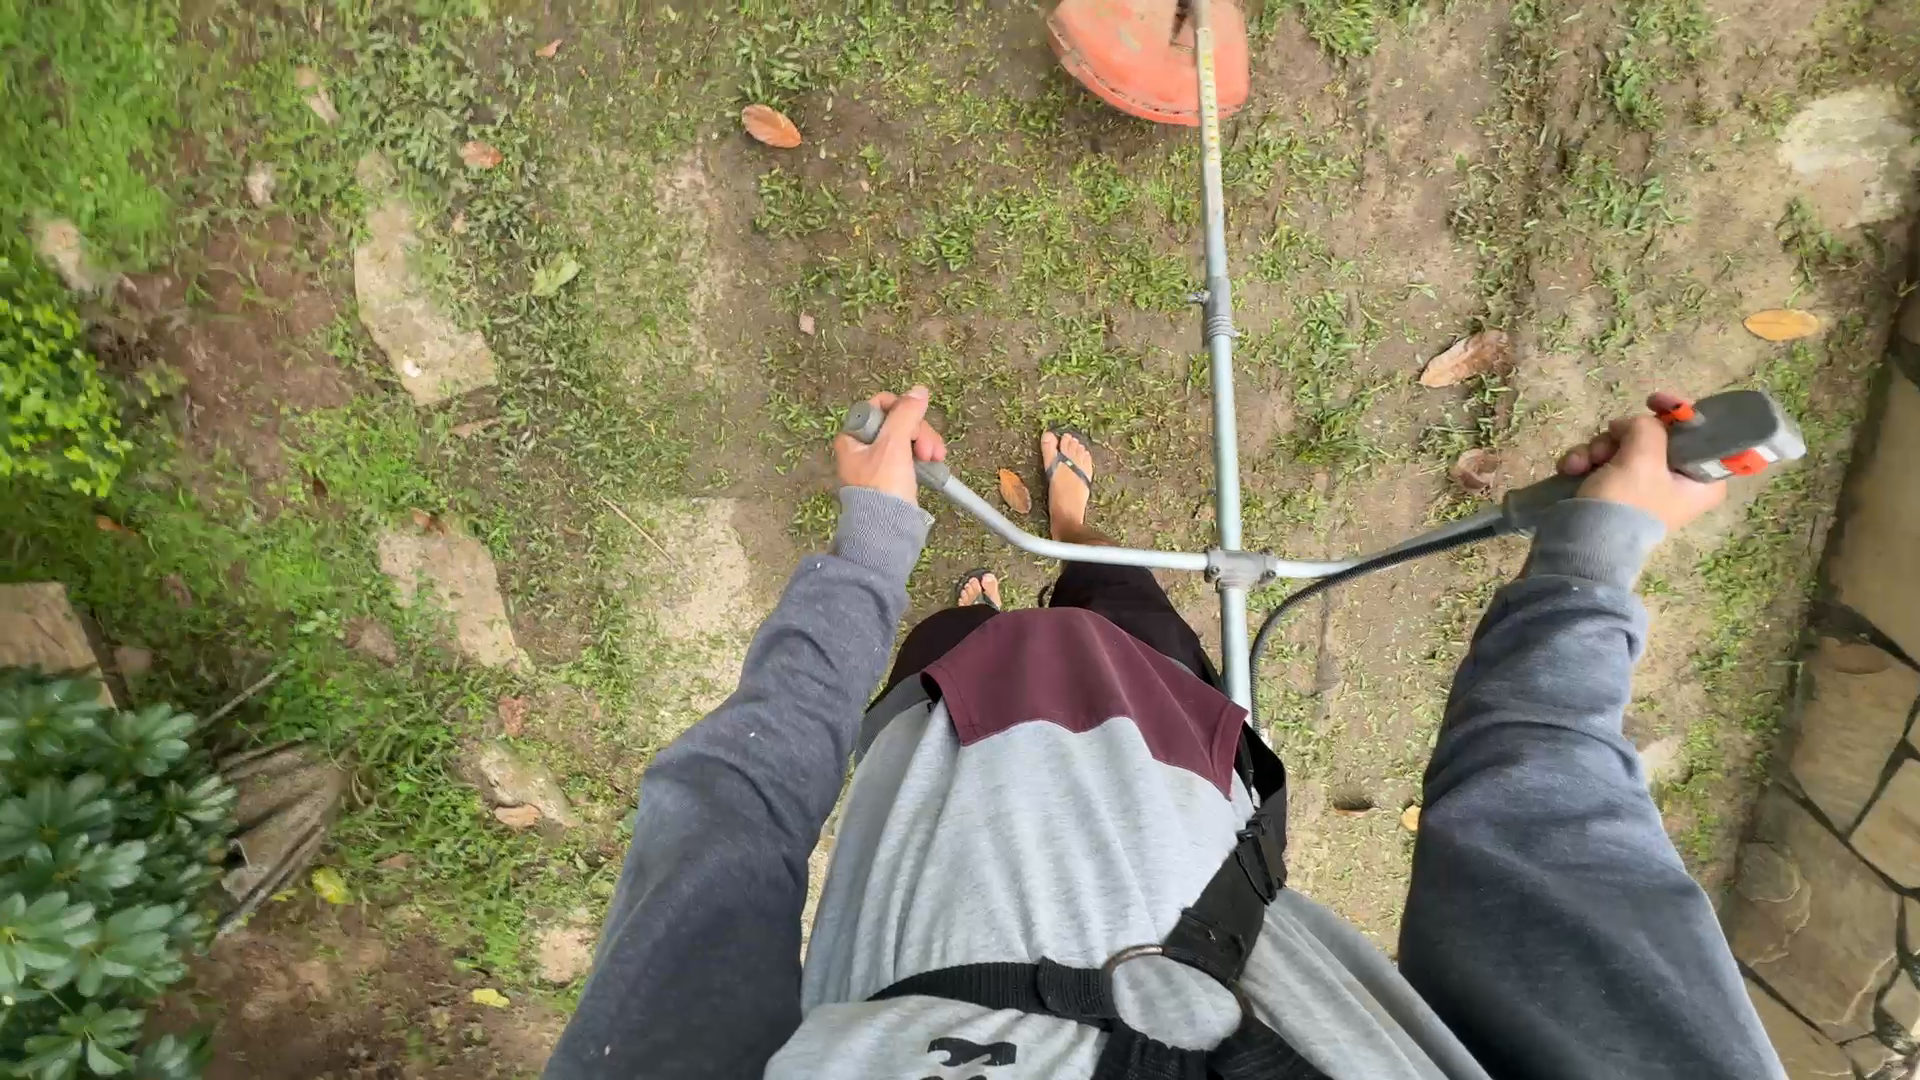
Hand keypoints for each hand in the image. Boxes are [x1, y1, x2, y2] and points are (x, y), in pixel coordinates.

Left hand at [832, 386, 946, 504]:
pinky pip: (910, 455)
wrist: (887, 530)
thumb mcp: (894, 445)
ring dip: (925, 443)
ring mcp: (878, 462)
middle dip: (919, 432)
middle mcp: (862, 447)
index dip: (902, 410)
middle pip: (897, 422)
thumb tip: (919, 391)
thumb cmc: (884, 486)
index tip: (917, 424)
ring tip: (936, 458)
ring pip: (907, 438)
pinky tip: (933, 464)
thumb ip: (906, 415)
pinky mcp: (892, 476)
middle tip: (931, 450)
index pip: (880, 406)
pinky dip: (923, 457)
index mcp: (853, 437)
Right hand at [1556, 391, 1725, 531]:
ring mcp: (1640, 489)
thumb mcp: (1641, 460)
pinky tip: (1570, 470)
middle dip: (1621, 438)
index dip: (1678, 414)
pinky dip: (1583, 463)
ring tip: (1579, 463)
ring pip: (1620, 450)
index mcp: (1702, 480)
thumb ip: (1646, 429)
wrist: (1581, 544)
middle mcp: (1675, 483)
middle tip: (1604, 446)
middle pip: (1652, 440)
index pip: (1701, 434)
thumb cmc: (1624, 504)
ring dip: (1595, 449)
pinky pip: (1600, 464)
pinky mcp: (1610, 494)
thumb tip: (1633, 422)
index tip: (1653, 400)